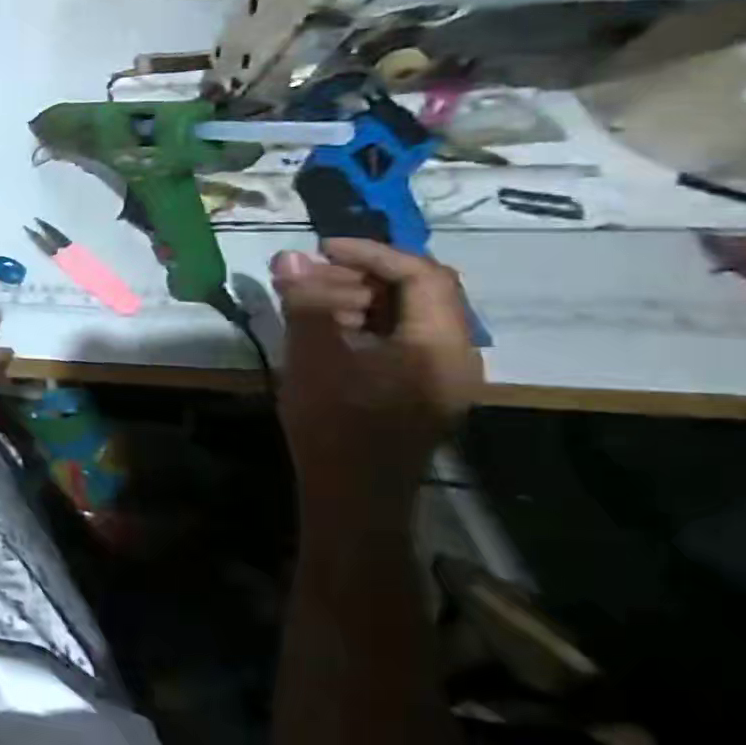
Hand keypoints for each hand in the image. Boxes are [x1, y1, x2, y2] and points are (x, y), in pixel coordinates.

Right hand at [270, 239, 483, 510]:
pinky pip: (398, 340)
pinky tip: (323, 330)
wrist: (351, 496)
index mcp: (441, 346)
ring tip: (306, 301)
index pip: (423, 276)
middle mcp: (453, 356)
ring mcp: (440, 376)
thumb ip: (306, 302)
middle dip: (358, 275)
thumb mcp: (314, 356)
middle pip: (417, 293)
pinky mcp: (419, 390)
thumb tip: (292, 256)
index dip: (372, 253)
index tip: (322, 248)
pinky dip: (361, 323)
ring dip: (357, 298)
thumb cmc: (336, 424)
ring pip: (405, 316)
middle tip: (305, 276)